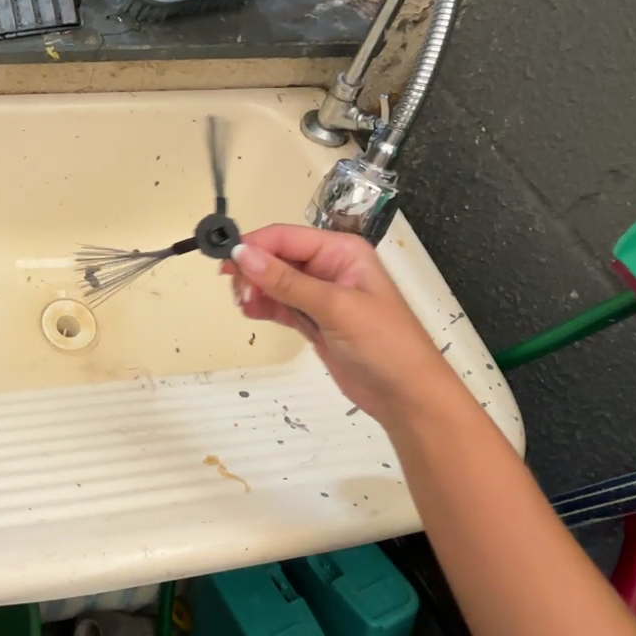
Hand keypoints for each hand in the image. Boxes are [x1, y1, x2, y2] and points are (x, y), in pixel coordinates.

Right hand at [224, 224, 460, 421]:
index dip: (254, 245)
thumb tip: (242, 253)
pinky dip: (262, 306)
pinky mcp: (313, 319)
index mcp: (341, 251)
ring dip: (254, 289)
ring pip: (273, 280)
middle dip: (252, 271)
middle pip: (276, 257)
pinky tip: (251, 312)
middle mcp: (329, 266)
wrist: (409, 398)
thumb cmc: (385, 345)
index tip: (225, 262)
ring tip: (244, 306)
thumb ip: (286, 281)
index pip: (286, 237)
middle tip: (238, 294)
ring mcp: (320, 294)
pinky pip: (279, 303)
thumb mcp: (335, 307)